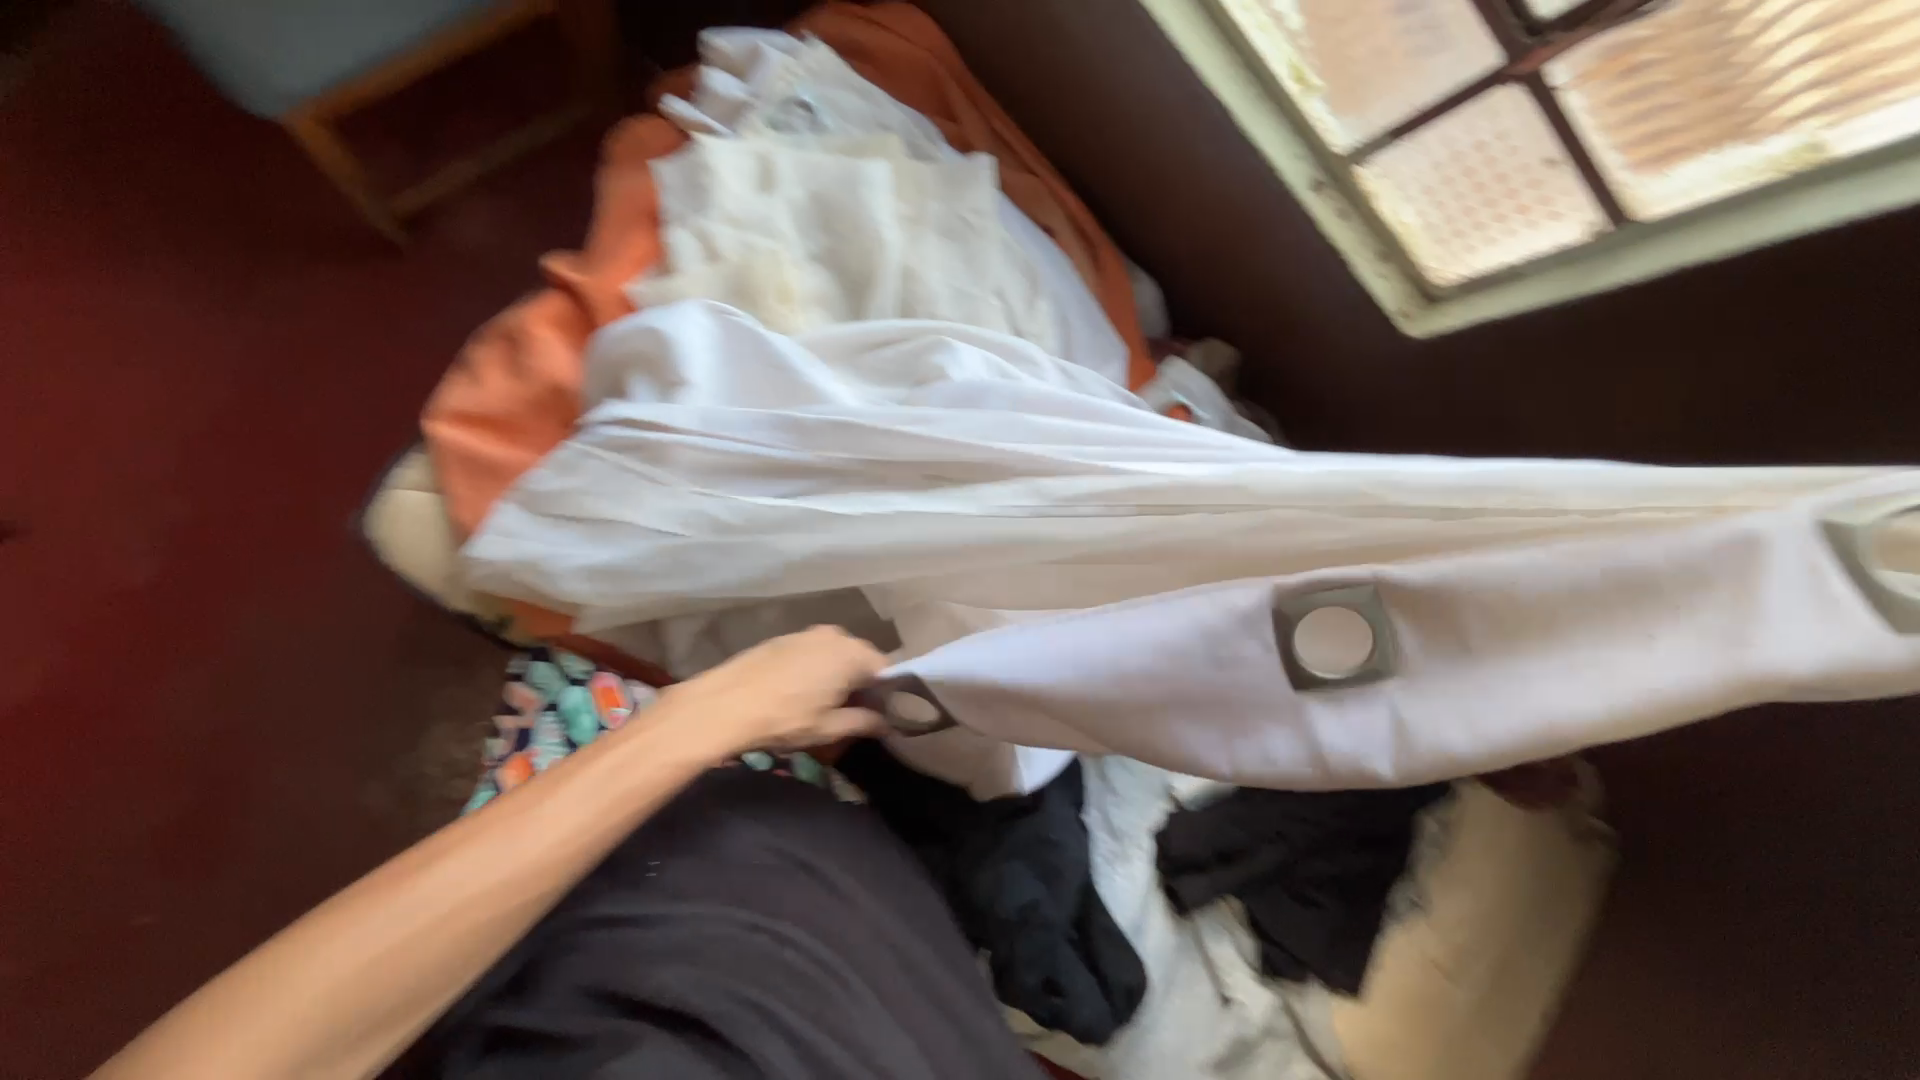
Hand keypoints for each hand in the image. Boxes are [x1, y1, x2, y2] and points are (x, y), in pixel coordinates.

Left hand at [660, 625, 890, 754]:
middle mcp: (835, 636)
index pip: (886, 670)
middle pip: (862, 658)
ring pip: (836, 654)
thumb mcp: (829, 728)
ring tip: (826, 703)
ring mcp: (808, 633)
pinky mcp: (785, 638)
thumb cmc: (785, 718)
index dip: (887, 693)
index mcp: (853, 654)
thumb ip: (863, 722)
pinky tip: (801, 690)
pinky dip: (817, 667)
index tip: (880, 714)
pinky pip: (814, 651)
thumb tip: (887, 723)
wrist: (725, 704)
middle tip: (854, 711)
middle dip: (862, 682)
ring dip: (838, 674)